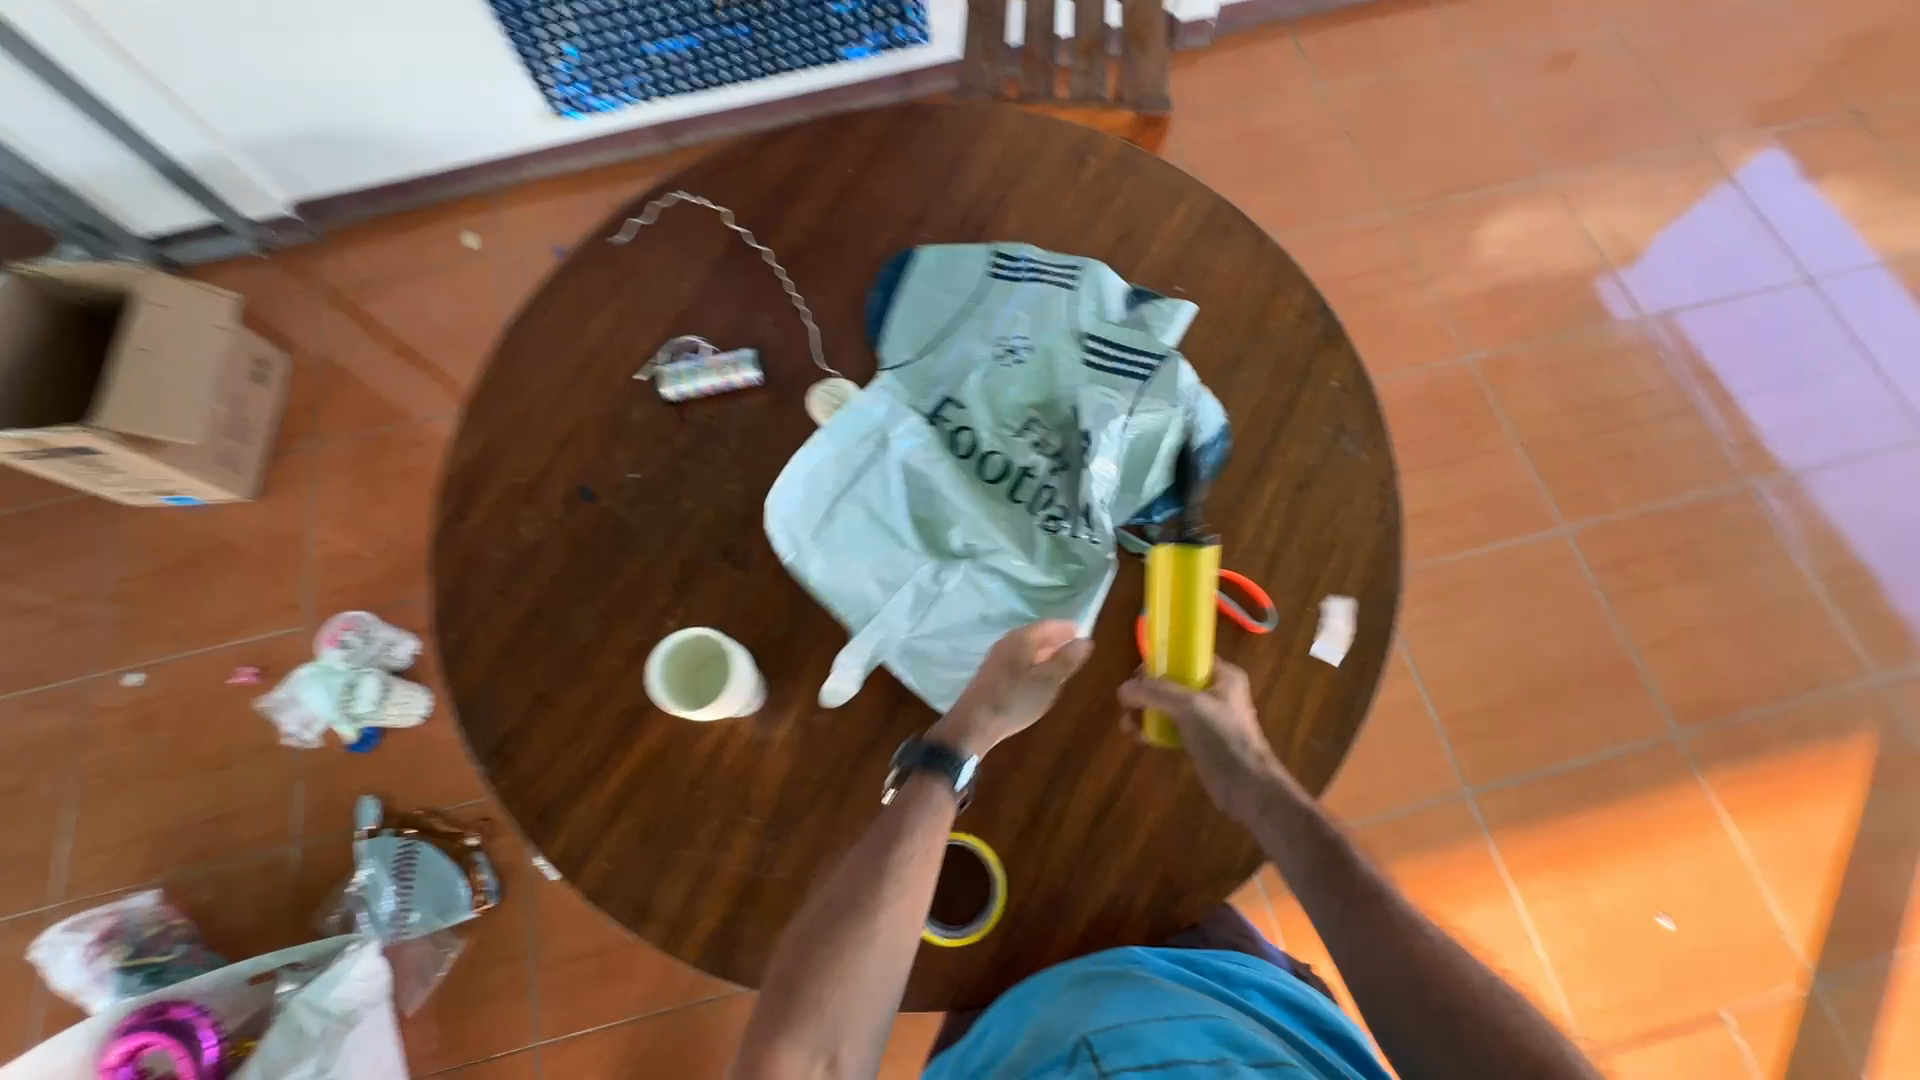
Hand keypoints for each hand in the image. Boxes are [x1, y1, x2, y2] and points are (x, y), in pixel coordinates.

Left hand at [930, 621, 1093, 757]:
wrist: (975, 722)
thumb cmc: (1015, 699)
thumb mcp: (1048, 682)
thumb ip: (1067, 660)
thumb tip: (1085, 641)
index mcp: (1021, 639)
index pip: (1048, 625)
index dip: (1066, 628)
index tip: (1082, 631)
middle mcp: (1008, 642)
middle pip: (1036, 635)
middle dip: (1056, 640)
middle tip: (1075, 646)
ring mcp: (997, 657)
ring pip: (1027, 648)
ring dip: (1045, 652)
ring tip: (1062, 661)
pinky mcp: (992, 673)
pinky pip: (1019, 660)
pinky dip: (1034, 662)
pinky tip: (1039, 677)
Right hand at [1118, 660, 1305, 824]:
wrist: (1248, 788)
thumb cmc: (1224, 739)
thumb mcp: (1190, 707)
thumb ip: (1155, 692)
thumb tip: (1123, 689)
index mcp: (1222, 676)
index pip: (1184, 659)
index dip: (1158, 665)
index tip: (1135, 679)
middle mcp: (1215, 692)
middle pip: (1171, 683)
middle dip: (1146, 694)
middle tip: (1127, 708)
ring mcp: (1208, 717)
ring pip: (1168, 706)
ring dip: (1146, 713)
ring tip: (1128, 727)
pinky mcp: (1201, 739)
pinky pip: (1172, 726)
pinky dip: (1154, 729)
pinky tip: (1140, 739)